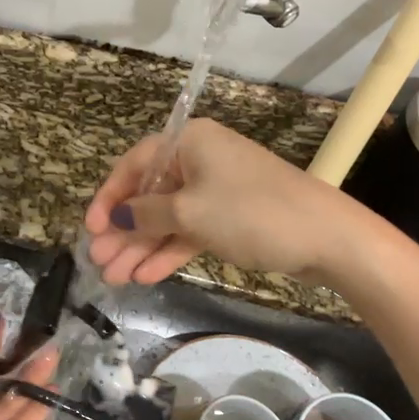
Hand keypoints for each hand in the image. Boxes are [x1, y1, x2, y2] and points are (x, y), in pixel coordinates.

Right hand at [84, 117, 385, 286]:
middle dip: (124, 229)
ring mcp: (217, 189)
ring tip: (116, 277)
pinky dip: (169, 251)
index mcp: (189, 142)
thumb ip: (147, 215)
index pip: (135, 164)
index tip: (91, 228)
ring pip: (168, 217)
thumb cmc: (251, 213)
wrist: (328, 237)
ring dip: (142, 246)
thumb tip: (118, 218)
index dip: (109, 197)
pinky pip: (190, 231)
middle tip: (99, 261)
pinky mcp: (232, 217)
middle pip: (150, 194)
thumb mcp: (190, 213)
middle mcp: (200, 160)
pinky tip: (146, 275)